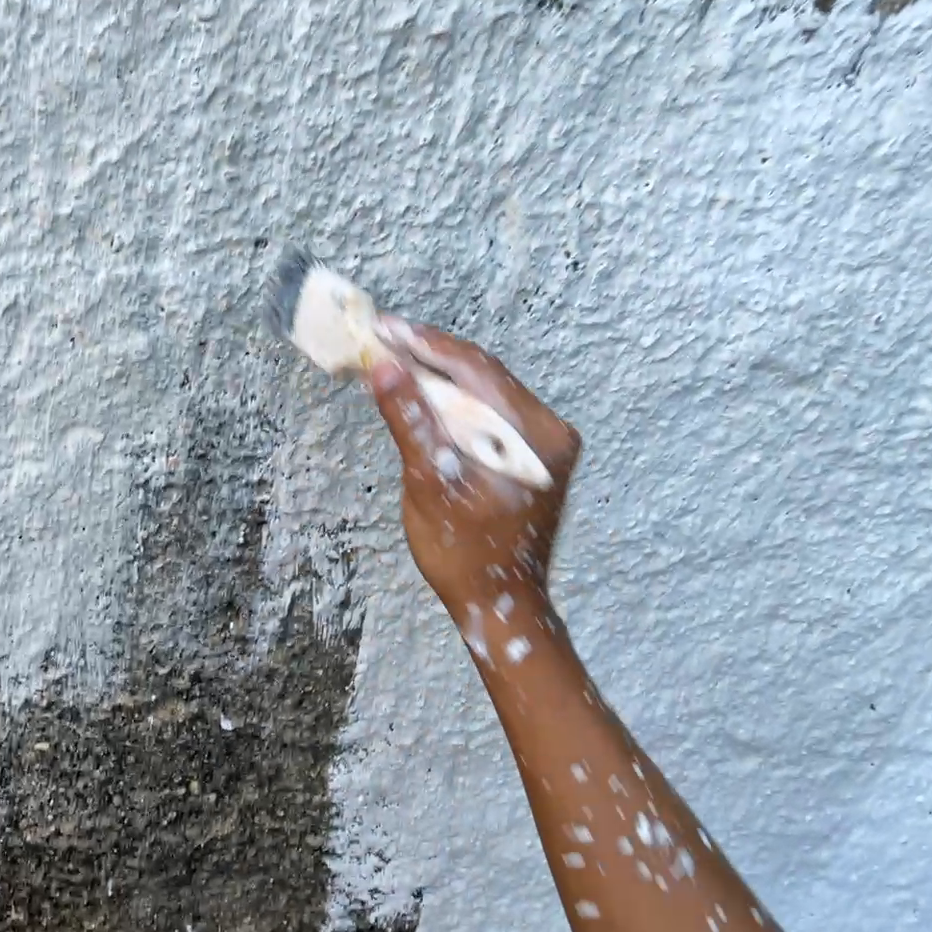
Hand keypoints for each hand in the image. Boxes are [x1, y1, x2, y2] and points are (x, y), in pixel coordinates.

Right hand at [367, 317, 580, 610]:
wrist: (498, 603)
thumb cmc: (464, 552)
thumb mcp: (430, 484)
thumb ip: (410, 421)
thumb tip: (384, 366)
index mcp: (537, 435)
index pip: (477, 370)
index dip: (426, 345)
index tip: (384, 327)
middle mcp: (550, 430)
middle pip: (482, 374)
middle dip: (429, 354)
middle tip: (381, 337)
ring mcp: (543, 442)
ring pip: (483, 389)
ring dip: (437, 374)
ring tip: (393, 357)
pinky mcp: (530, 454)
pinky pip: (487, 410)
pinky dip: (451, 398)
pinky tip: (421, 393)